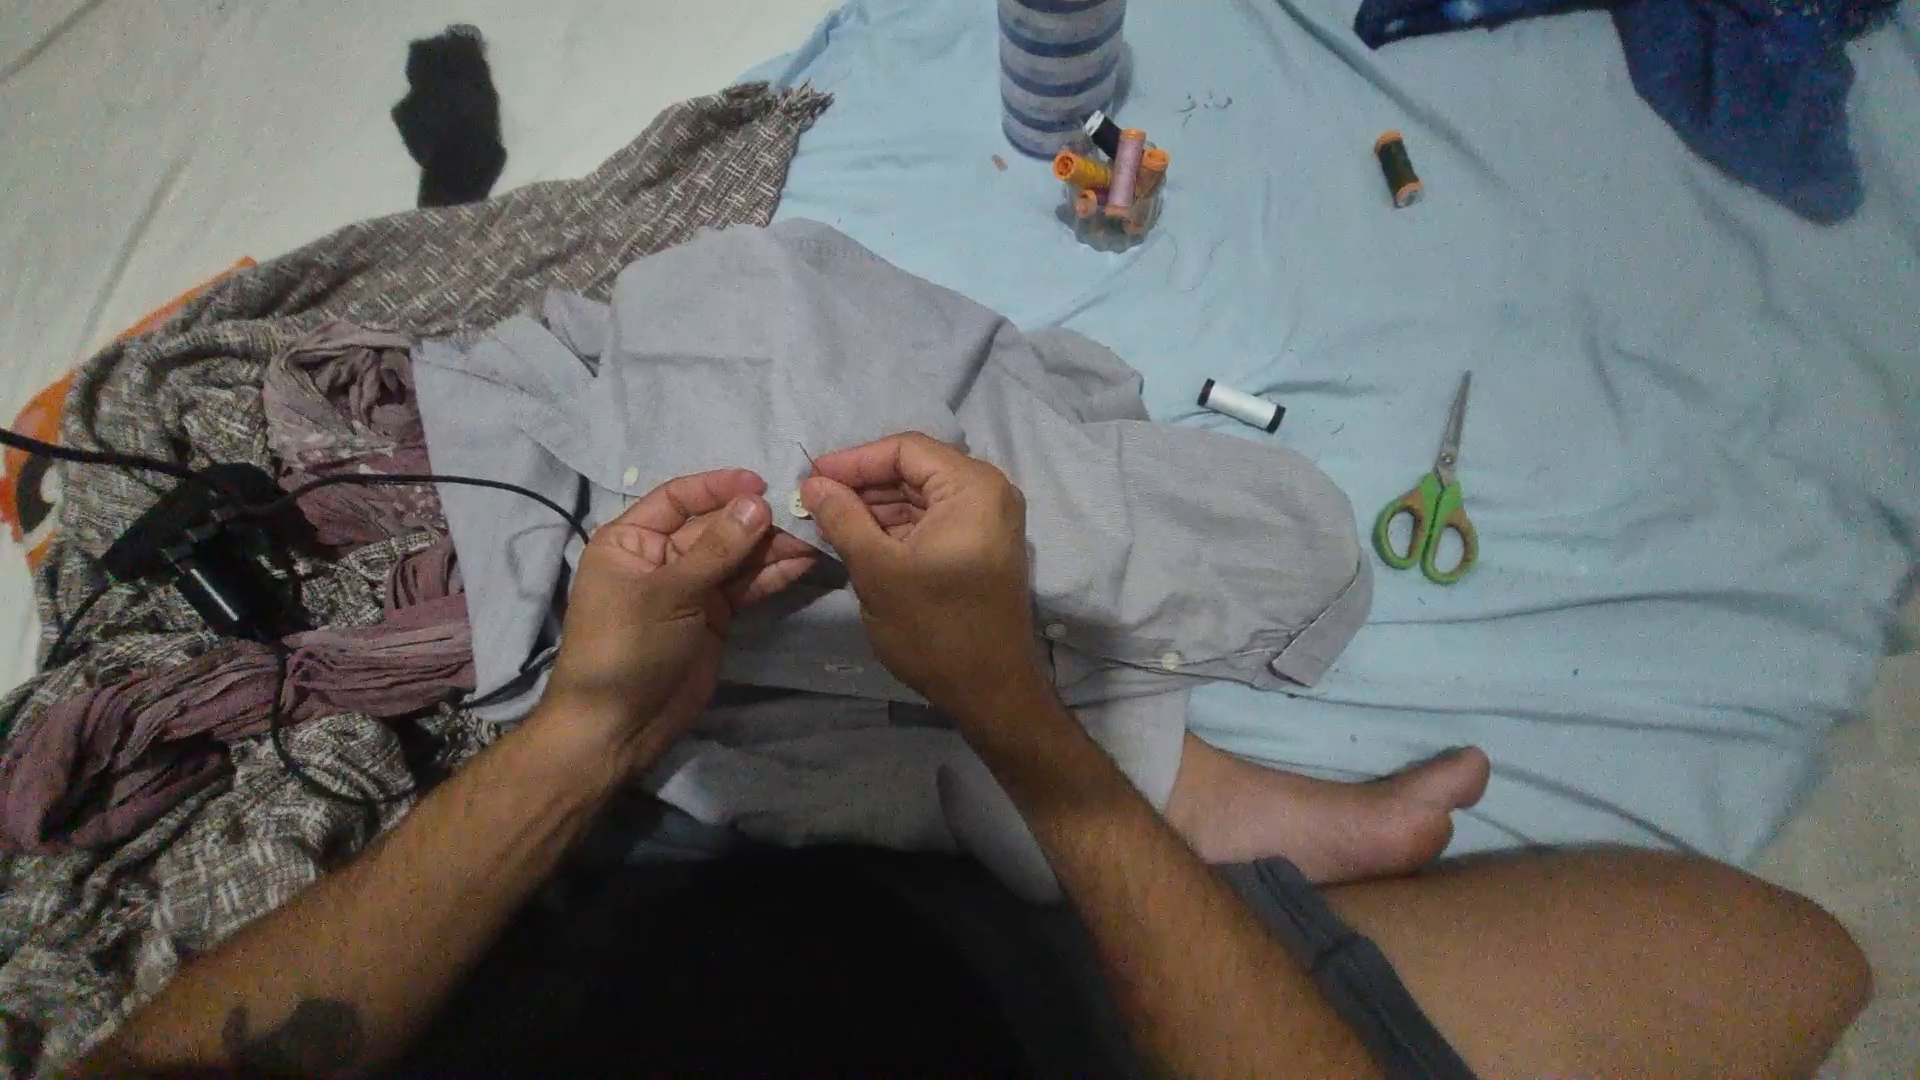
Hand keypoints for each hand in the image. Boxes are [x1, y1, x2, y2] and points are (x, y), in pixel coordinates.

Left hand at [543, 469, 816, 759]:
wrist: (621, 726)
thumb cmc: (626, 648)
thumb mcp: (669, 593)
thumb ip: (716, 548)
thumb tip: (758, 503)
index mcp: (632, 539)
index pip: (679, 498)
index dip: (719, 487)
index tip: (762, 483)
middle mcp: (663, 556)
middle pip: (716, 526)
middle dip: (757, 521)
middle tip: (802, 515)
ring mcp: (692, 586)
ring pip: (738, 556)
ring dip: (773, 548)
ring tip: (813, 539)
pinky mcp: (716, 613)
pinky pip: (747, 585)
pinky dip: (773, 576)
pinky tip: (803, 563)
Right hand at [801, 433, 1043, 722]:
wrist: (990, 690)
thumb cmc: (934, 628)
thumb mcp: (877, 569)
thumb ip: (843, 517)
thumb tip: (813, 482)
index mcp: (973, 487)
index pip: (906, 449)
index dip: (854, 460)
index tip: (811, 477)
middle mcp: (990, 492)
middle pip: (915, 469)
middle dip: (863, 484)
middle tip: (814, 500)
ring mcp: (990, 519)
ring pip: (921, 496)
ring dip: (876, 506)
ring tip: (828, 520)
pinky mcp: (982, 544)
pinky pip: (934, 519)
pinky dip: (897, 526)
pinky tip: (859, 537)